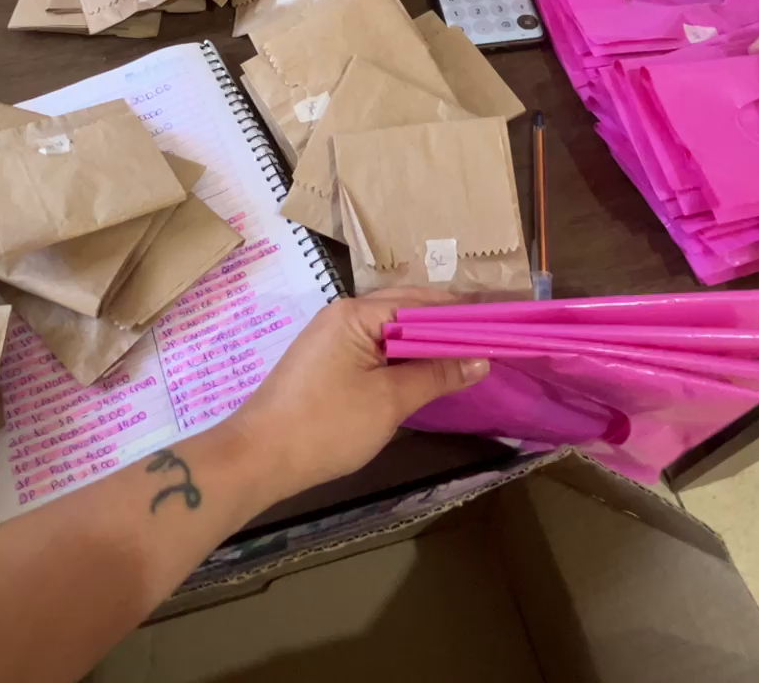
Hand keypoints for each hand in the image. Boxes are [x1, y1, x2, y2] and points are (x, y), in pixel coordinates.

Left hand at [229, 289, 488, 496]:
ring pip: (390, 330)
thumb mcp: (389, 401)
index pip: (420, 301)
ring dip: (424, 343)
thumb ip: (436, 375)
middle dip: (445, 326)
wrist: (259, 458)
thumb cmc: (326, 425)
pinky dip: (402, 356)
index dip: (460, 313)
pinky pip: (374, 347)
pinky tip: (424, 371)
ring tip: (466, 356)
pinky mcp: (326, 359)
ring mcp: (331, 336)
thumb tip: (481, 359)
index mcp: (356, 313)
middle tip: (489, 340)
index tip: (499, 323)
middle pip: (405, 311)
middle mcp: (342, 314)